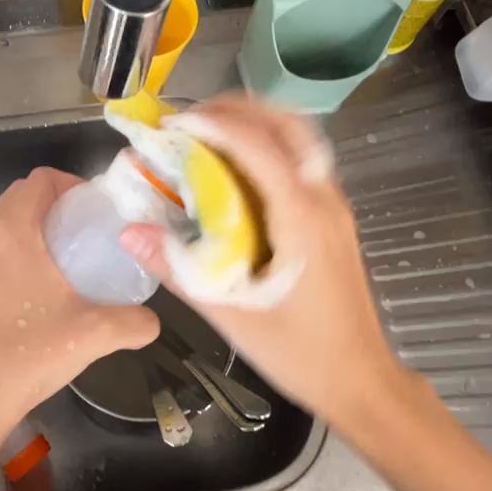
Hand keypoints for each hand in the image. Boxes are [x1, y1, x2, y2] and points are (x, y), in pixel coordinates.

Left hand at [0, 168, 159, 462]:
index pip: (39, 180)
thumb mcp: (93, 336)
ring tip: (55, 268)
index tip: (92, 211)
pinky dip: (4, 265)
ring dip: (25, 236)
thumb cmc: (26, 358)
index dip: (70, 184)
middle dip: (50, 208)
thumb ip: (134, 323)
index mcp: (11, 233)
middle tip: (81, 237)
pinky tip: (23, 303)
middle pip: (16, 200)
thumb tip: (152, 322)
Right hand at [120, 95, 406, 421]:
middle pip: (286, 125)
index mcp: (302, 218)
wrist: (361, 381)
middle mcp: (324, 200)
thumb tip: (130, 233)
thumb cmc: (302, 355)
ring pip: (297, 140)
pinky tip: (233, 172)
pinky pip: (299, 164)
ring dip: (253, 125)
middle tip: (188, 120)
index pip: (258, 146)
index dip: (214, 124)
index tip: (172, 124)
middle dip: (236, 110)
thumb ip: (180, 271)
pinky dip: (265, 150)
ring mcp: (334, 207)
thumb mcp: (233, 317)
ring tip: (206, 135)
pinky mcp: (332, 219)